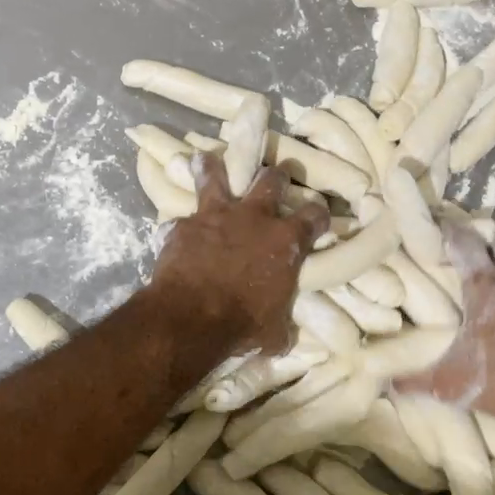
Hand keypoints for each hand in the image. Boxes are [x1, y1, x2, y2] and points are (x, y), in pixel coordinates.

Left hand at [147, 153, 328, 354]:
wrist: (192, 316)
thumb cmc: (243, 325)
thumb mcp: (274, 332)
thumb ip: (281, 323)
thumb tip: (282, 334)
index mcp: (286, 240)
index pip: (314, 215)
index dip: (318, 214)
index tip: (317, 217)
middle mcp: (255, 217)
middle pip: (271, 180)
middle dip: (277, 176)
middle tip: (276, 176)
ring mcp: (217, 216)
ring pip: (216, 176)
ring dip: (213, 168)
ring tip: (207, 160)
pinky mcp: (185, 224)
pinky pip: (182, 216)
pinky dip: (182, 222)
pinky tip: (176, 226)